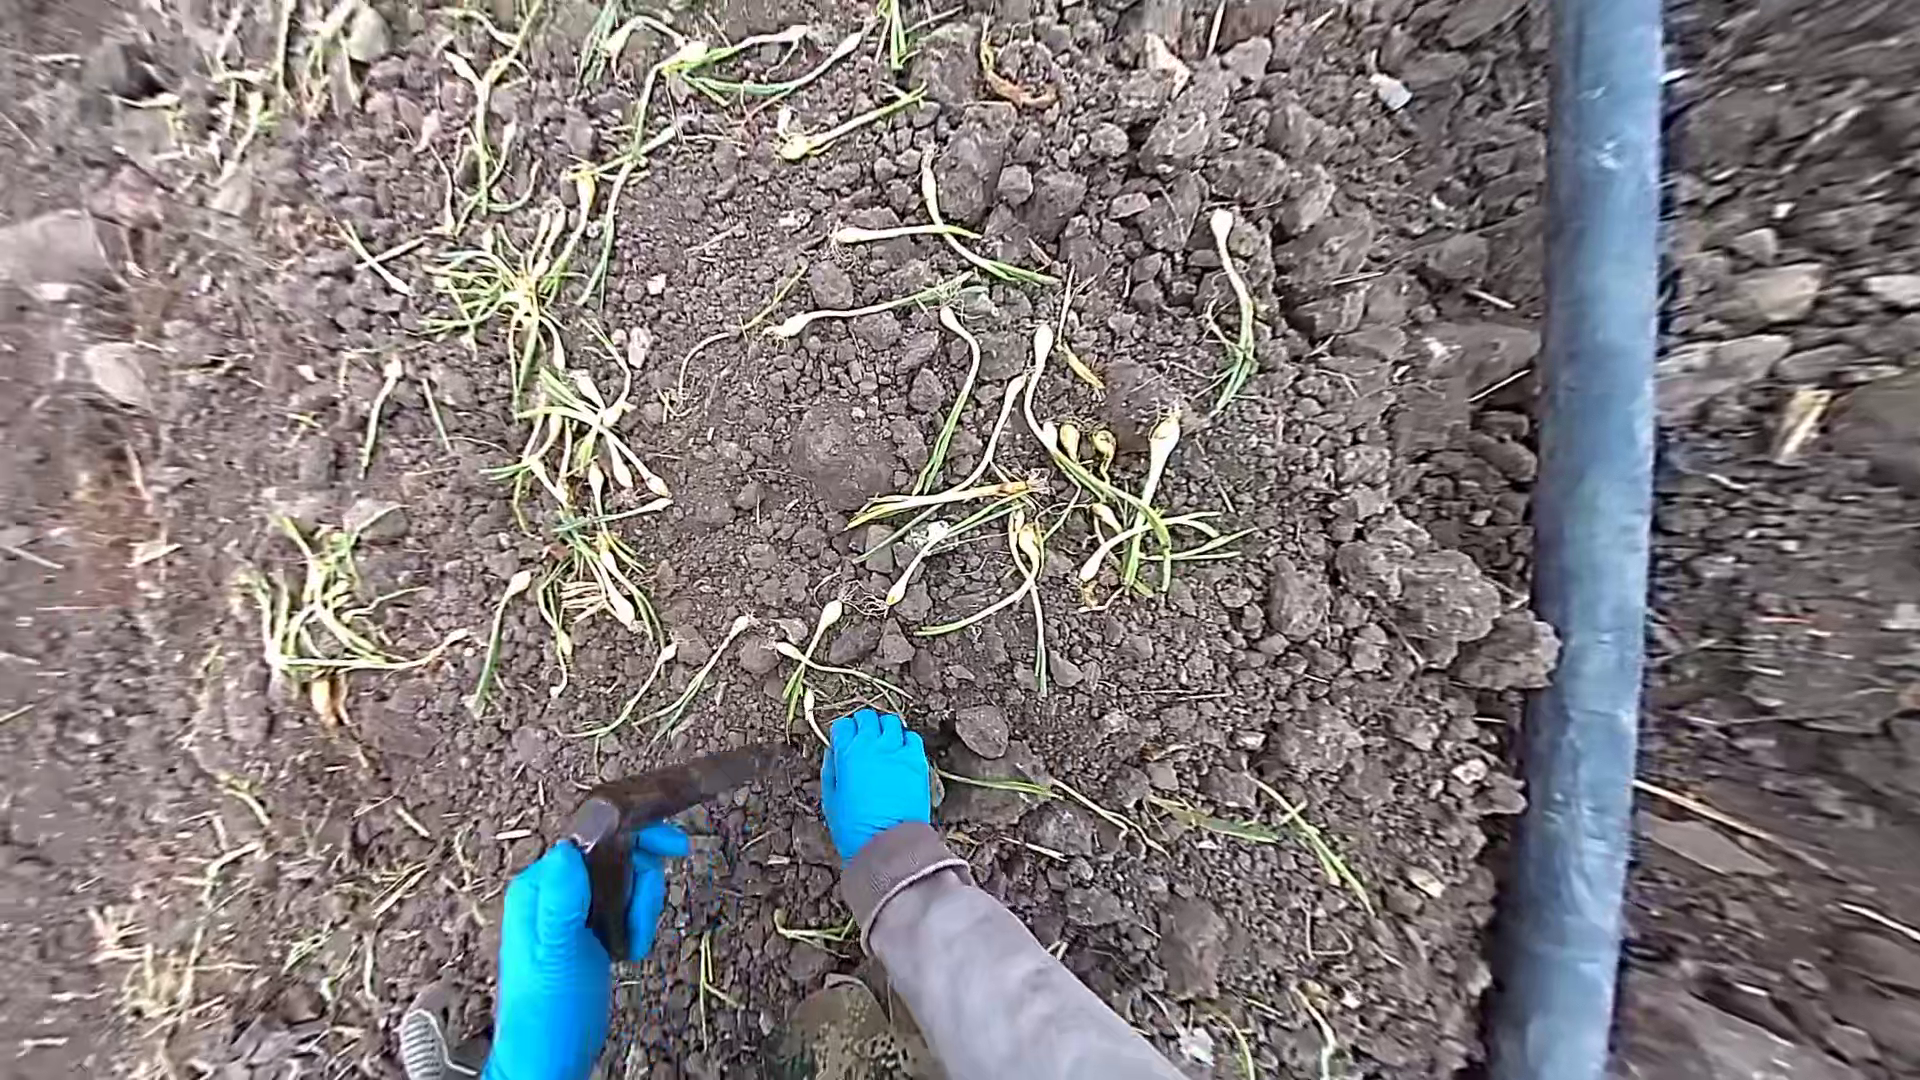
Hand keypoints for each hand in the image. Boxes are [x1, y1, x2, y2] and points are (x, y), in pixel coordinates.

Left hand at [485, 824, 687, 1079]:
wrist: (552, 1063)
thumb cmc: (547, 1012)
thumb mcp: (556, 955)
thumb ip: (560, 901)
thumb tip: (567, 847)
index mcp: (541, 885)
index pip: (596, 835)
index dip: (637, 835)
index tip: (671, 847)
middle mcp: (558, 888)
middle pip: (621, 852)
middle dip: (644, 877)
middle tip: (650, 906)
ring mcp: (578, 906)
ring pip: (632, 875)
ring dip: (644, 903)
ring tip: (635, 937)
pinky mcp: (595, 924)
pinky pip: (632, 899)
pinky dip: (641, 918)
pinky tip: (633, 946)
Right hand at [820, 707, 930, 860]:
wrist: (888, 844)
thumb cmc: (855, 828)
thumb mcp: (831, 800)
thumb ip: (830, 769)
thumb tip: (833, 751)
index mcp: (848, 753)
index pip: (843, 726)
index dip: (842, 733)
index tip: (844, 741)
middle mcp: (873, 744)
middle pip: (867, 718)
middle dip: (862, 725)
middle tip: (862, 738)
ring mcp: (897, 749)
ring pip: (890, 722)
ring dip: (884, 729)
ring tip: (882, 743)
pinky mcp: (916, 759)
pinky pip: (911, 737)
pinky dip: (904, 740)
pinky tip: (900, 753)